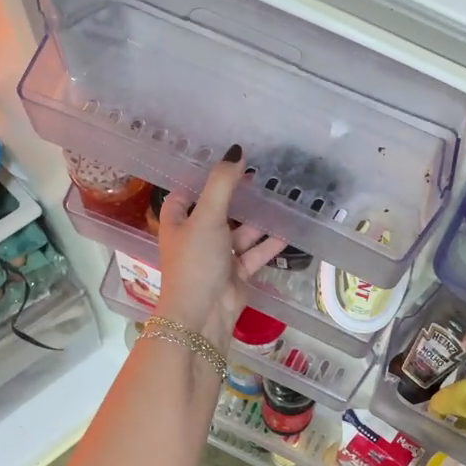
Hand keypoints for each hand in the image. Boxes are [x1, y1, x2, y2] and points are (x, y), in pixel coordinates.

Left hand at [156, 146, 287, 347]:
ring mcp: (216, 258)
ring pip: (239, 234)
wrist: (202, 314)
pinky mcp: (235, 275)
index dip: (202, 180)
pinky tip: (287, 230)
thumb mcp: (207, 217)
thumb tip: (237, 151)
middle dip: (238, 198)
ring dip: (257, 221)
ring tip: (280, 200)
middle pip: (218, 212)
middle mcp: (195, 239)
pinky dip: (268, 245)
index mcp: (178, 223)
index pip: (185, 194)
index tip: (225, 164)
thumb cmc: (196, 262)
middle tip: (262, 176)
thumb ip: (222, 184)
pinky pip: (254, 254)